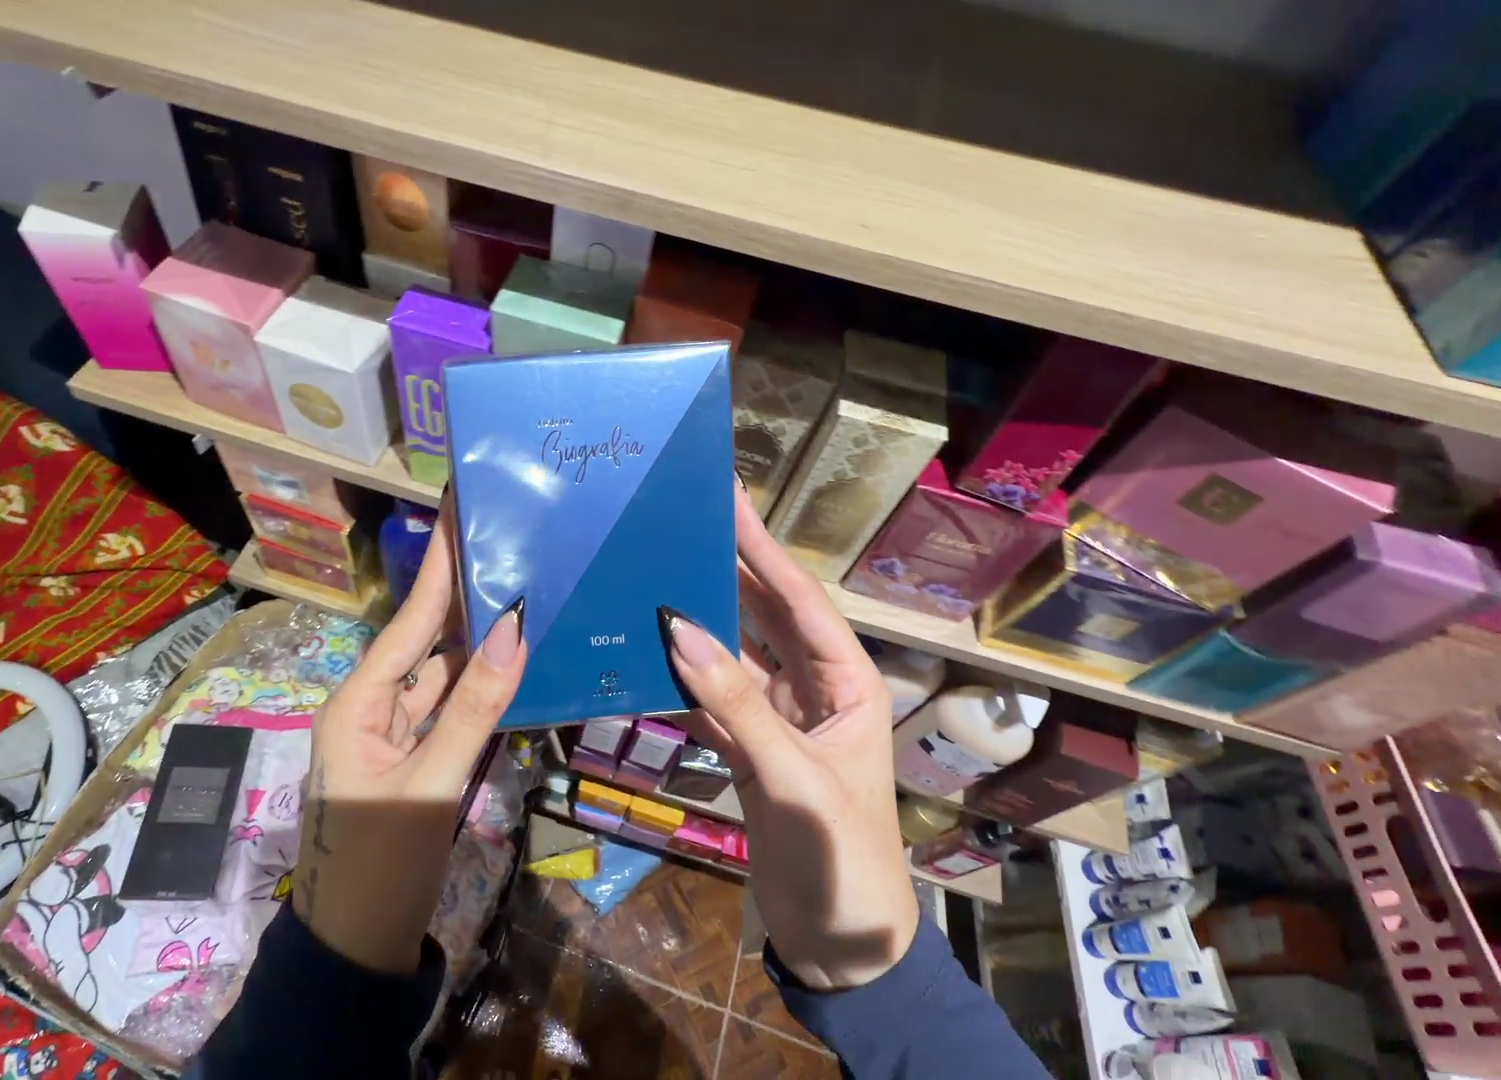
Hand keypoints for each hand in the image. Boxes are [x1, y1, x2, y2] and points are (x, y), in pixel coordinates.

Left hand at [292, 503, 527, 973]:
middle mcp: (373, 707)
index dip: (437, 567)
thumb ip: (475, 706)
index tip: (456, 510)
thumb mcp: (431, 782)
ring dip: (477, 642)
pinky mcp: (415, 758)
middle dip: (464, 596)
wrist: (357, 946)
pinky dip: (479, 687)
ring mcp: (394, 734)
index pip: (409, 621)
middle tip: (506, 544)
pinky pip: (451, 709)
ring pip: (442, 675)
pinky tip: (512, 661)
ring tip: (520, 590)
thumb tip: (513, 628)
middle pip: (426, 640)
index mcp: (358, 702)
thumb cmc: (382, 863)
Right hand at [659, 486, 916, 990]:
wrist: (843, 943)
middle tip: (686, 520)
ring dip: (702, 621)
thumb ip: (735, 703)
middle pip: (767, 616)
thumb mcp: (791, 775)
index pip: (800, 601)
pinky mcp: (751, 750)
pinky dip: (685, 679)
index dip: (763, 549)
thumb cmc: (839, 856)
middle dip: (731, 570)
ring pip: (737, 655)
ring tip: (659, 572)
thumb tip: (677, 627)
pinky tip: (650, 653)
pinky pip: (714, 700)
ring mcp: (781, 720)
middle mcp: (816, 689)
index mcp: (849, 683)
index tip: (729, 499)